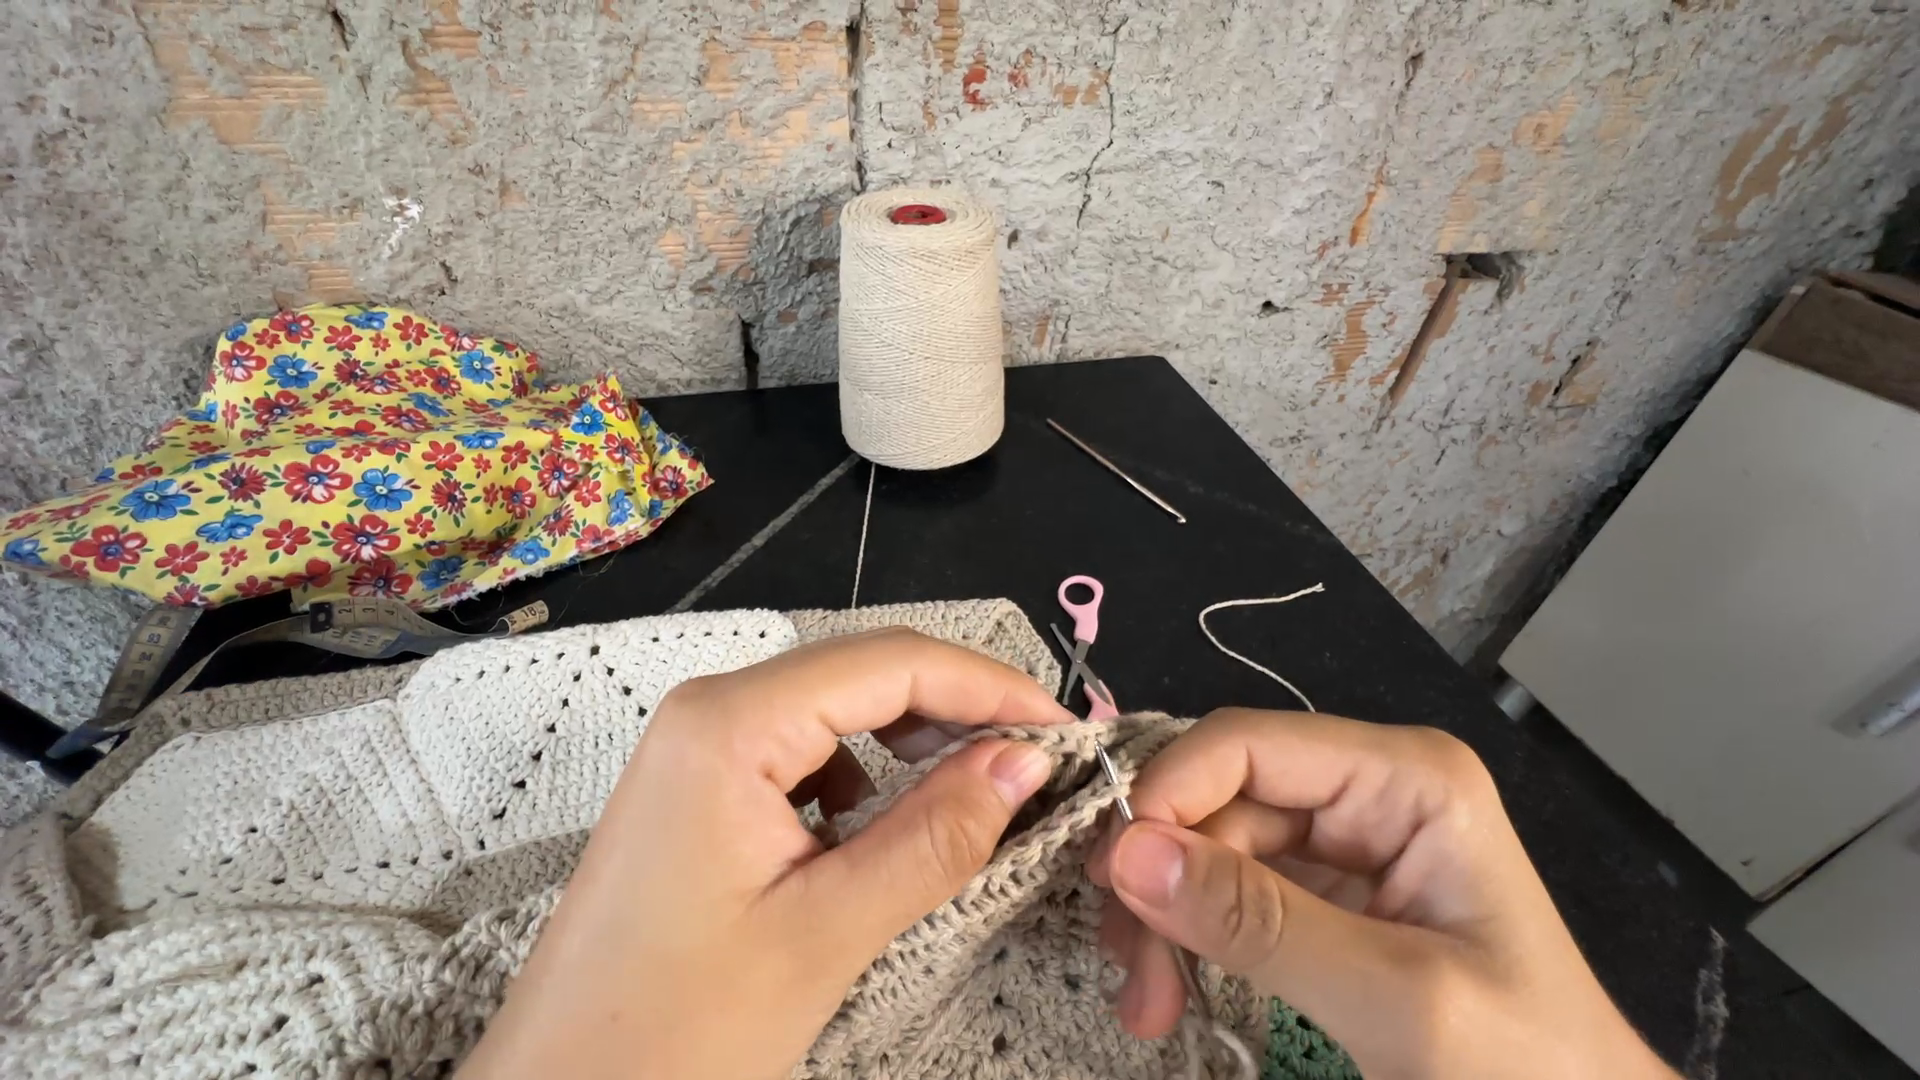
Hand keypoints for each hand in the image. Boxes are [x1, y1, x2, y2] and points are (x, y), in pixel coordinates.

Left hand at [461, 629, 1070, 1079]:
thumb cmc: (677, 1033)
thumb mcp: (826, 933)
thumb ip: (936, 836)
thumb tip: (1026, 761)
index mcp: (733, 720)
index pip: (891, 662)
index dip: (989, 685)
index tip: (1063, 729)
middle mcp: (715, 704)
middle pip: (866, 671)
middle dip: (959, 705)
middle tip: (1036, 758)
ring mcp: (704, 737)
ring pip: (841, 703)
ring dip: (917, 733)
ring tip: (979, 782)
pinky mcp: (706, 776)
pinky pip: (809, 743)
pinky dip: (868, 766)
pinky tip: (883, 818)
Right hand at [1089, 709, 1676, 1079]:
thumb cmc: (1529, 1077)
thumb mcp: (1394, 1003)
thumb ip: (1257, 923)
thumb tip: (1126, 855)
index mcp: (1403, 777)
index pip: (1247, 745)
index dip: (1168, 793)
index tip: (1114, 875)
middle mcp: (1362, 786)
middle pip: (1217, 798)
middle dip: (1164, 880)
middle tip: (1127, 969)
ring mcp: (1336, 836)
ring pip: (1207, 845)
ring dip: (1164, 918)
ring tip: (1145, 1002)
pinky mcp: (1315, 886)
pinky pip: (1224, 888)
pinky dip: (1186, 937)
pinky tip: (1167, 990)